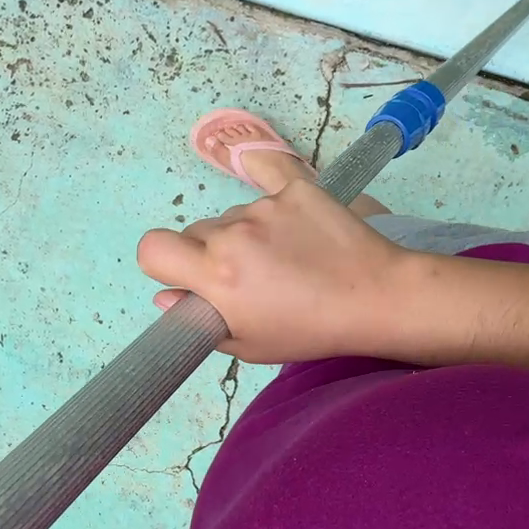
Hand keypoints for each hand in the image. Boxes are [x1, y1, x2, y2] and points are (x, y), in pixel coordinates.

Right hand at [136, 181, 415, 362]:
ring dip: (248, 232)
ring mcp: (266, 206)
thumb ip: (199, 319)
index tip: (187, 273)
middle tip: (252, 275)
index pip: (152, 248)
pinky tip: (296, 222)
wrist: (376, 297)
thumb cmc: (311, 330)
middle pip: (197, 231)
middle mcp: (233, 233)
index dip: (163, 261)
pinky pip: (268, 185)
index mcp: (216, 275)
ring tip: (290, 257)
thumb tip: (167, 296)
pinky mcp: (296, 186)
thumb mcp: (249, 343)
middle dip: (212, 251)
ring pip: (235, 214)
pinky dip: (276, 204)